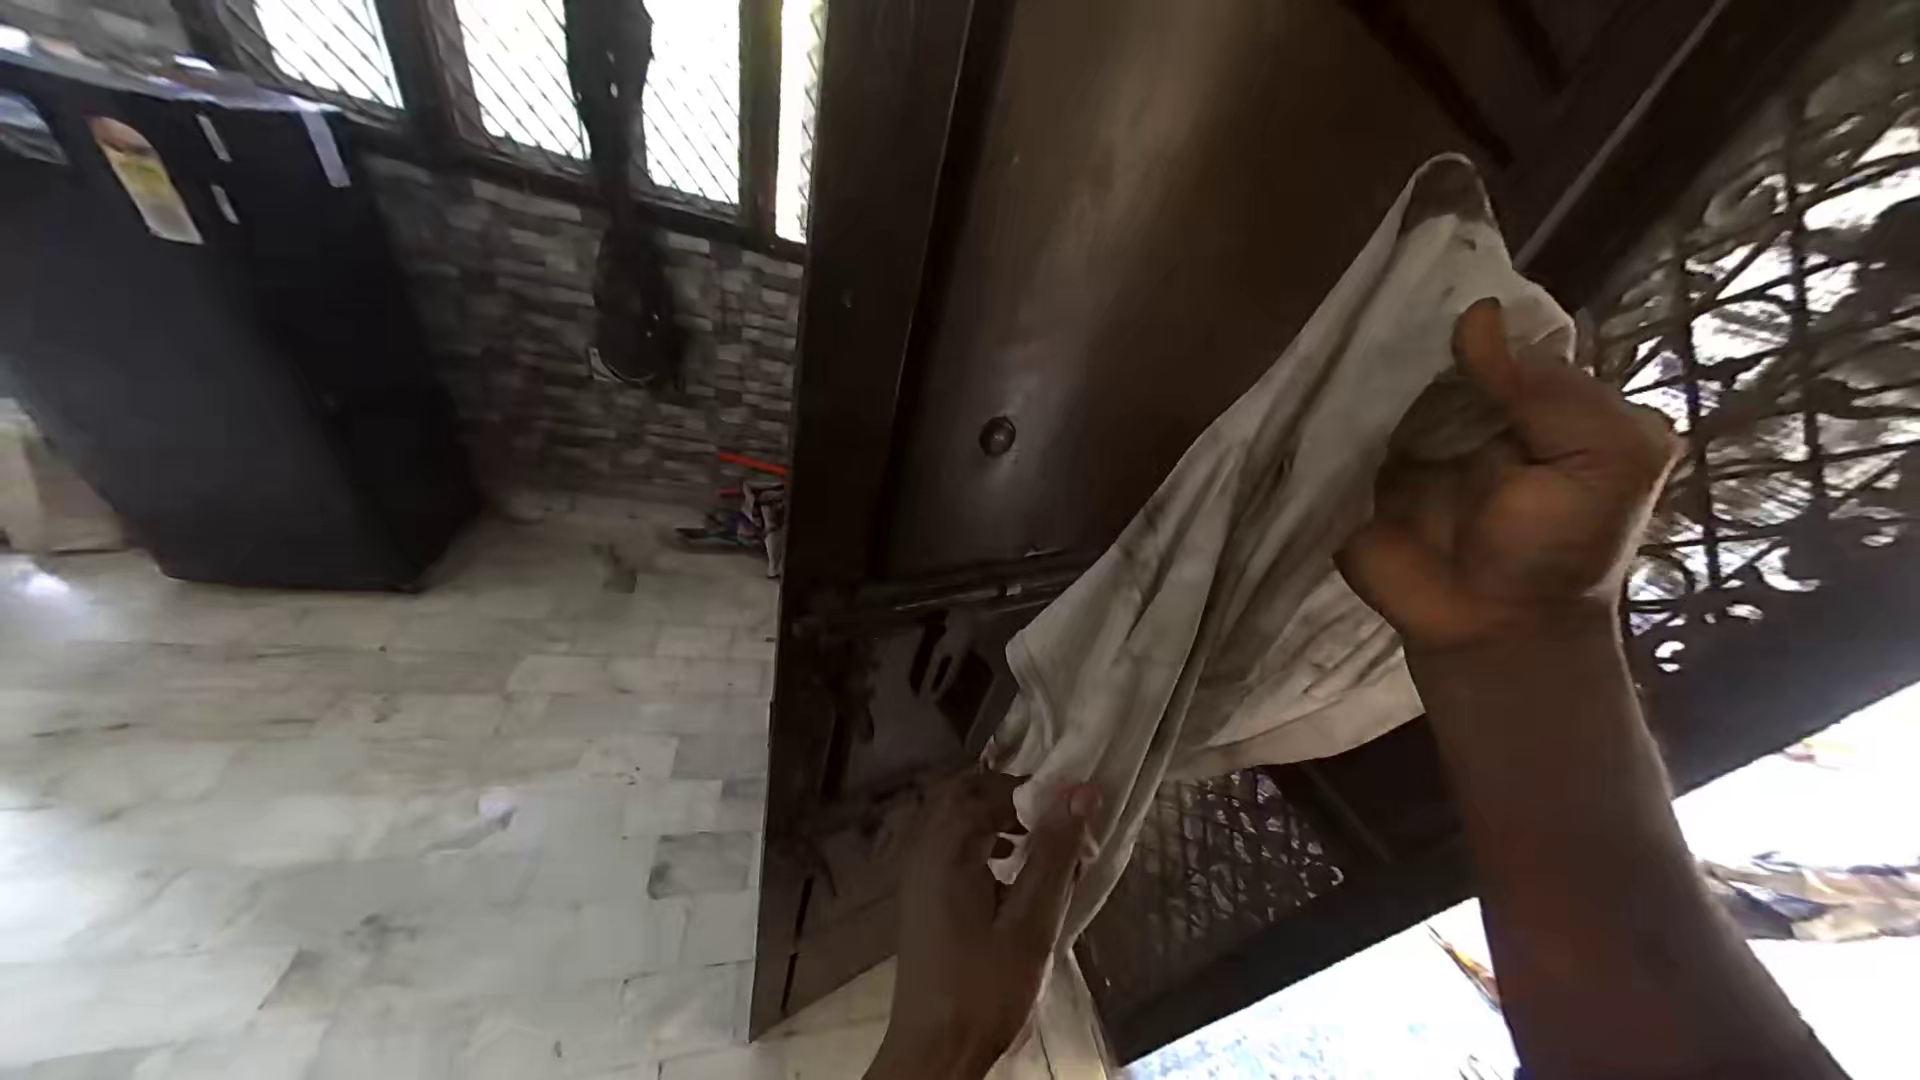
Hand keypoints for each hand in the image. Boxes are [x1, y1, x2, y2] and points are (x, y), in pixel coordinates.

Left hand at [866, 771, 1098, 1079]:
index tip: (1070, 802)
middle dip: (1008, 793)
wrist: (933, 1050)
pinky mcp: (919, 889)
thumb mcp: (1031, 923)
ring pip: (953, 813)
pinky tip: (1005, 863)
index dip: (1034, 790)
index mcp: (947, 845)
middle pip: (964, 791)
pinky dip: (977, 834)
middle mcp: (924, 845)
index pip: (992, 790)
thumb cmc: (985, 987)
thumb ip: (1054, 854)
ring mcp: (916, 867)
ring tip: (1032, 834)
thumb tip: (1081, 793)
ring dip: (992, 811)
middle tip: (1048, 810)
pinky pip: (947, 838)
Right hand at [1337, 298, 1681, 651]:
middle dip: (1406, 335)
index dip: (1476, 313)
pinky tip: (1309, 383)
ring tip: (1333, 330)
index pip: (1501, 342)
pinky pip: (1341, 438)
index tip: (1435, 270)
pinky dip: (1326, 415)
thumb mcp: (1599, 462)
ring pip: (1382, 394)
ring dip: (1361, 371)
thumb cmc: (1559, 550)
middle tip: (1369, 298)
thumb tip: (1474, 317)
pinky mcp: (1355, 478)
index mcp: (1529, 407)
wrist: (1485, 628)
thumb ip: (1549, 394)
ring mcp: (1403, 448)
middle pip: (1431, 361)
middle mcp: (1462, 418)